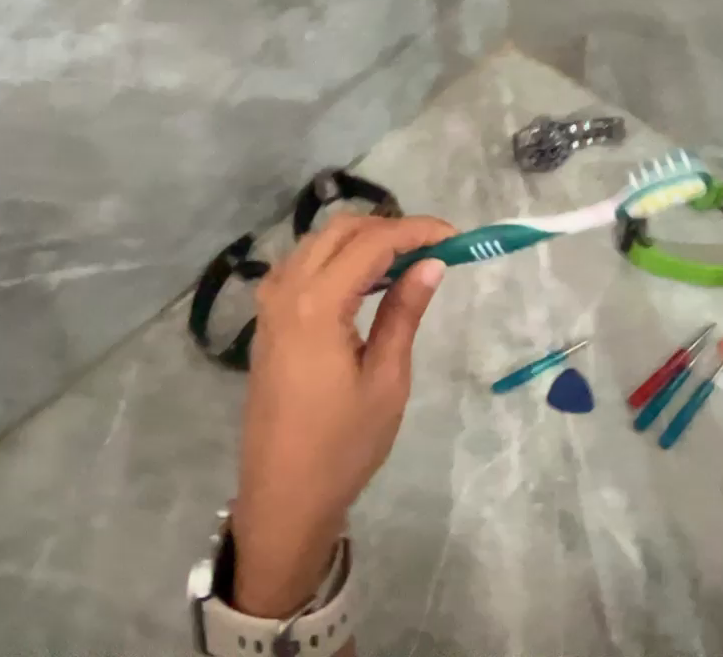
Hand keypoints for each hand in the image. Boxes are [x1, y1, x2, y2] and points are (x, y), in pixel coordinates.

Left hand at [231, 214, 455, 617]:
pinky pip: (301, 266)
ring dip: (361, 240)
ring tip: (405, 261)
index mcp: (317, 304)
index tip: (454, 236)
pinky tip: (363, 281)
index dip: (415, 231)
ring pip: (317, 243)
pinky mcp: (267, 321)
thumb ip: (404, 312)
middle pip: (339, 230)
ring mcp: (270, 304)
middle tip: (431, 247)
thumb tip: (431, 263)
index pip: (371, 243)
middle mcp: (287, 290)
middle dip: (388, 227)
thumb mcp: (386, 379)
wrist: (284, 496)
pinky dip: (335, 258)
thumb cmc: (342, 445)